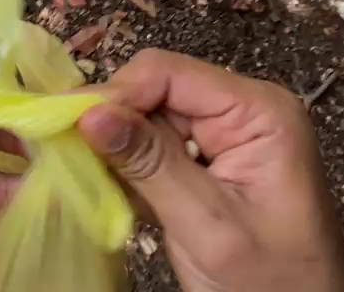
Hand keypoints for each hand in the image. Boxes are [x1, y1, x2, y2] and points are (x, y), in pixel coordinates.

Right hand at [78, 50, 343, 291]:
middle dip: (115, 120)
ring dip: (117, 144)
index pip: (166, 72)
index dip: (116, 93)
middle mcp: (241, 107)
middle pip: (151, 87)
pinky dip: (128, 161)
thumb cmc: (271, 288)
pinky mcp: (205, 154)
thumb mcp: (209, 228)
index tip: (72, 126)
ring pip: (143, 112)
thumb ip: (150, 165)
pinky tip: (119, 186)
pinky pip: (150, 138)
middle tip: (77, 154)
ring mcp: (223, 130)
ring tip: (94, 174)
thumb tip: (86, 113)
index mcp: (259, 111)